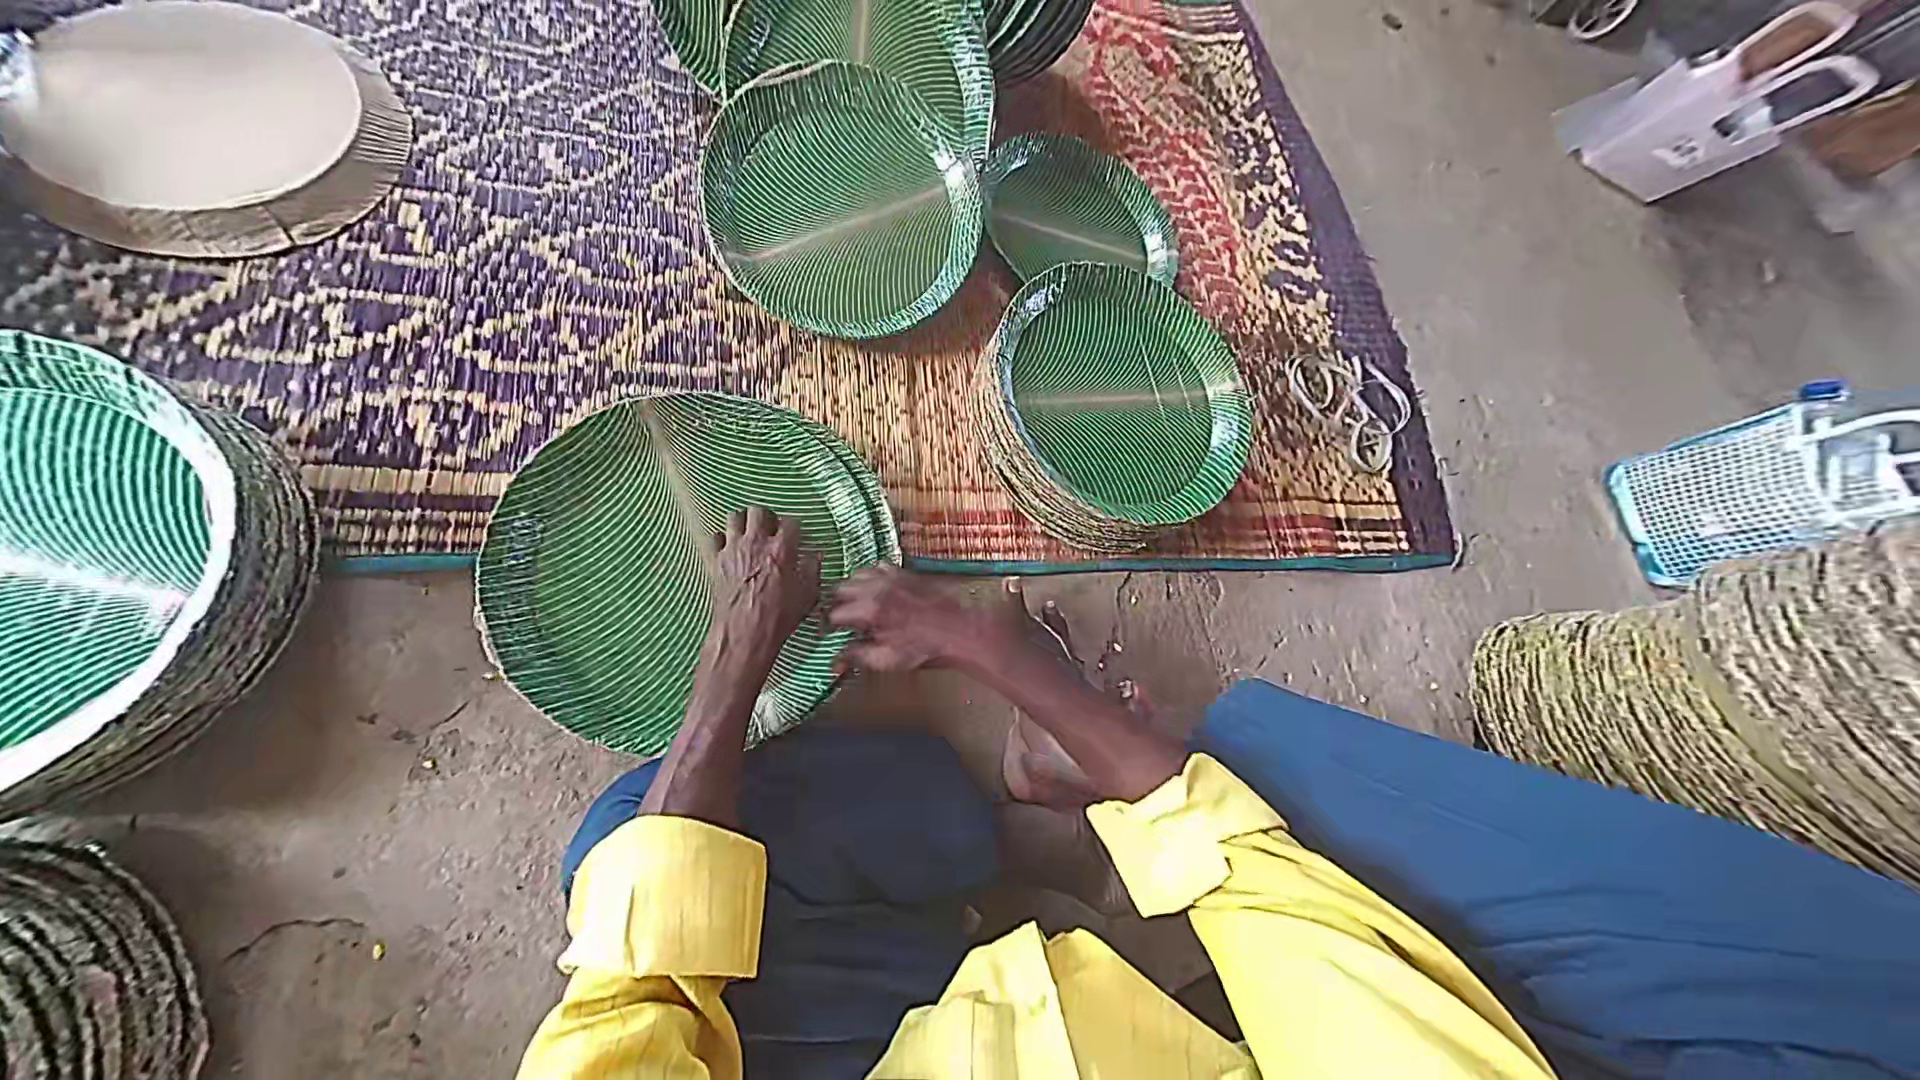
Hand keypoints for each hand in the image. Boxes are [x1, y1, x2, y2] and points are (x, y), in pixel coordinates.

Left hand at [709, 506, 819, 665]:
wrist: (744, 633)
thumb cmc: (778, 616)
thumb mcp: (807, 594)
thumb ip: (812, 570)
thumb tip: (815, 556)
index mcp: (781, 549)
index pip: (791, 522)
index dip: (796, 527)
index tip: (797, 534)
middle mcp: (756, 543)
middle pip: (759, 511)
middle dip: (767, 516)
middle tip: (771, 528)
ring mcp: (733, 550)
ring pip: (734, 517)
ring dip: (744, 522)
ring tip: (750, 533)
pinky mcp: (717, 561)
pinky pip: (716, 537)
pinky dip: (723, 539)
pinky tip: (731, 547)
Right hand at [828, 566, 1020, 674]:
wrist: (959, 630)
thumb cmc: (927, 647)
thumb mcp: (887, 660)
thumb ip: (857, 657)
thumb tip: (836, 662)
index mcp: (869, 609)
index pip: (833, 614)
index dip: (830, 626)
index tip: (831, 634)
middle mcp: (877, 587)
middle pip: (840, 589)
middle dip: (838, 605)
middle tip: (843, 621)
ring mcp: (891, 577)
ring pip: (857, 575)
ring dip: (853, 589)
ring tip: (858, 606)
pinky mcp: (904, 572)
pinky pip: (878, 567)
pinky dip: (873, 577)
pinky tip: (878, 591)